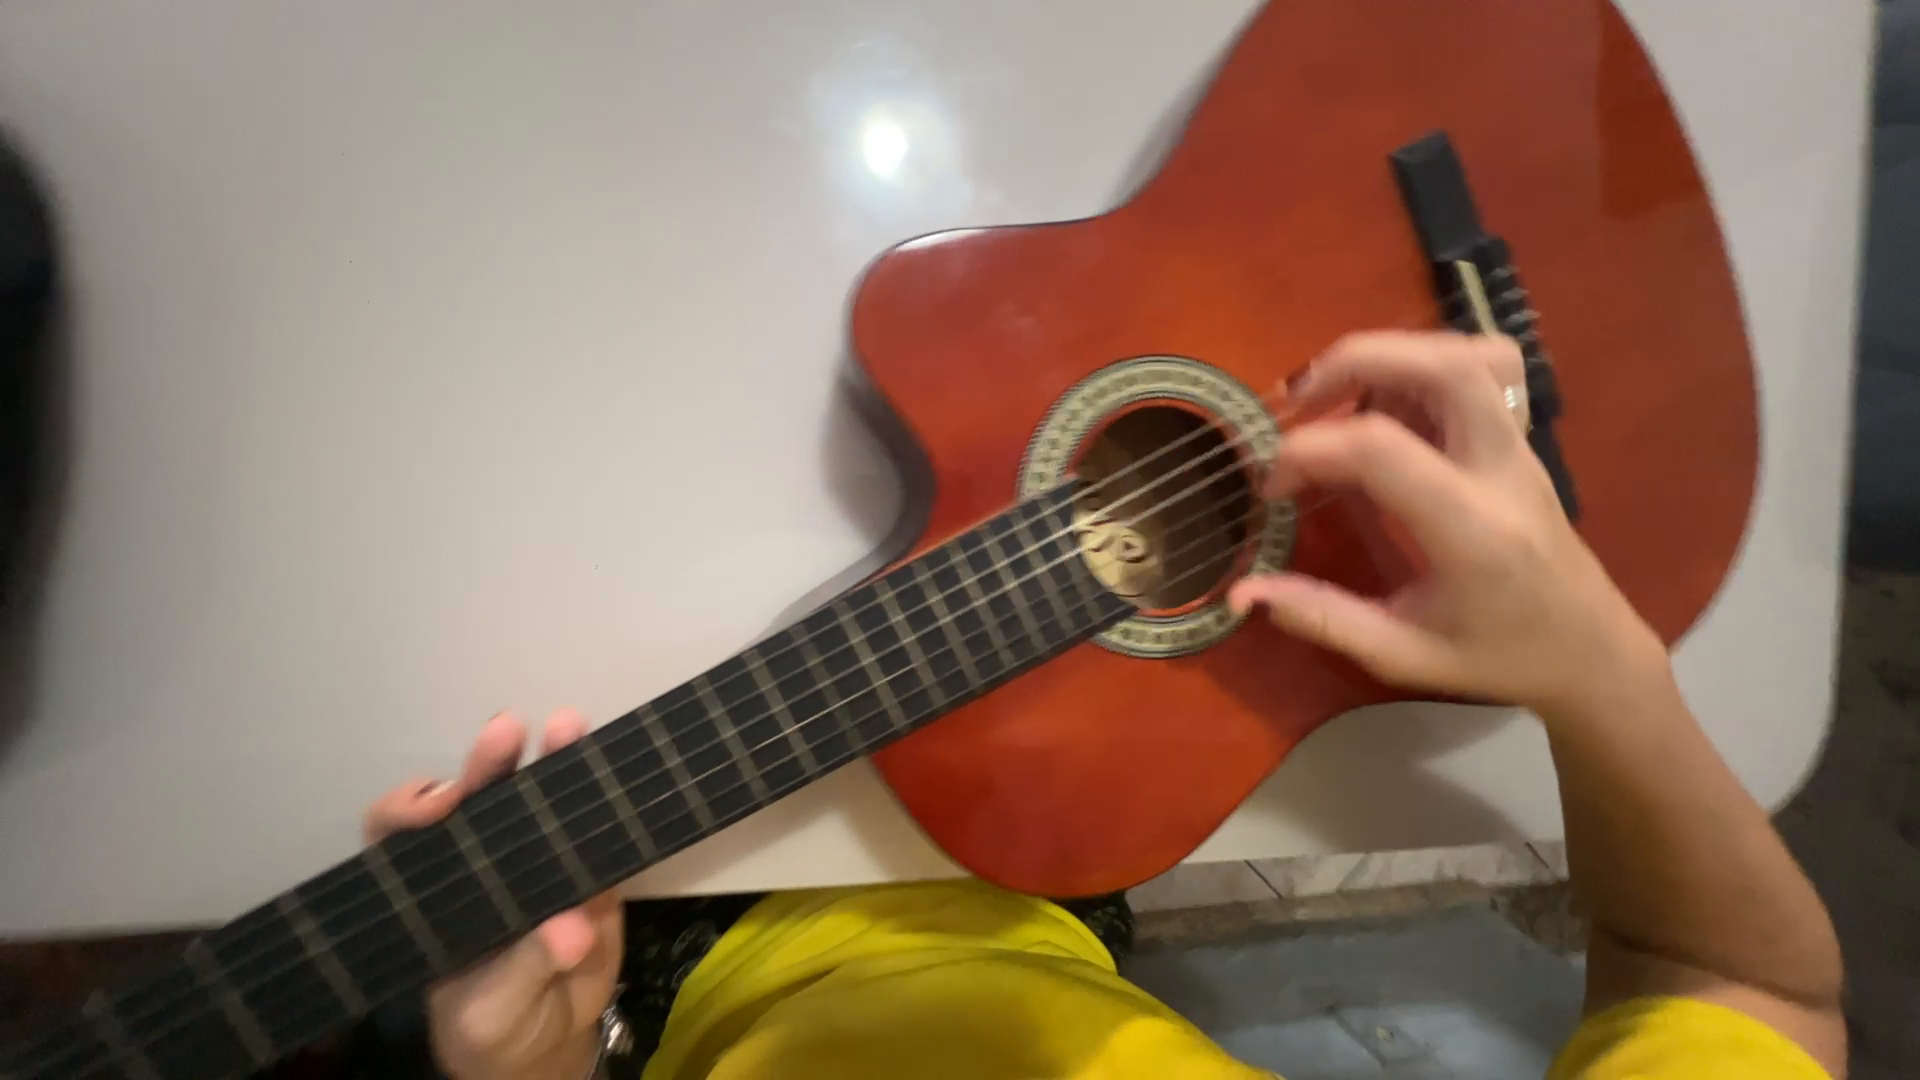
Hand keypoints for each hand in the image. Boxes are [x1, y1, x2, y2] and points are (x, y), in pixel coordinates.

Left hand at [364, 711, 623, 1079]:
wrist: (555, 1039)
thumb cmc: (495, 1026)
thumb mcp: (491, 1013)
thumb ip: (523, 970)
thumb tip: (573, 931)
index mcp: (435, 892)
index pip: (405, 836)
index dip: (412, 809)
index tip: (443, 804)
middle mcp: (484, 860)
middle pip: (478, 799)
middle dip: (488, 762)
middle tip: (506, 731)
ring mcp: (542, 855)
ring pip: (542, 796)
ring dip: (553, 756)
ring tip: (567, 724)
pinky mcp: (592, 861)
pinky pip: (598, 821)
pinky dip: (606, 791)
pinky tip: (614, 764)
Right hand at [1228, 331, 1665, 716]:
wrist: (1589, 651)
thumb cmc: (1494, 657)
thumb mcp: (1401, 654)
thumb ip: (1321, 618)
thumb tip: (1241, 593)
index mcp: (1471, 528)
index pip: (1382, 449)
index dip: (1307, 451)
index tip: (1270, 487)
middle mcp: (1501, 470)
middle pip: (1443, 367)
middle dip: (1353, 363)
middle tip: (1293, 399)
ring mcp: (1518, 447)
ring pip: (1468, 354)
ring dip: (1389, 356)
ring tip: (1333, 394)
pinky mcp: (1516, 440)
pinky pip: (1481, 368)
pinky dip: (1420, 363)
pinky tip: (1380, 401)